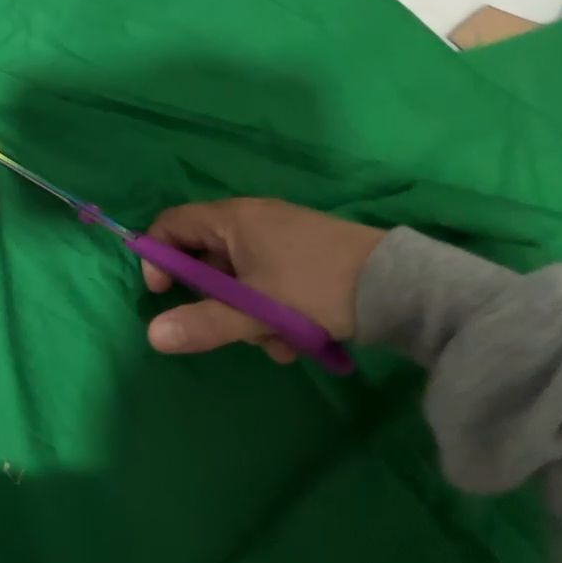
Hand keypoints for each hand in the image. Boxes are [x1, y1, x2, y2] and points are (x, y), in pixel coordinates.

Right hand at [140, 198, 383, 363]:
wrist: (408, 288)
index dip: (157, 257)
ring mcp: (284, 235)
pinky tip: (294, 339)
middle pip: (206, 255)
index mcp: (232, 219)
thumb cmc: (317, 287)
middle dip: (213, 298)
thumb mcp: (255, 310)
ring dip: (246, 312)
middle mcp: (253, 218)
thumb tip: (153, 336)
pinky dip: (272, 307)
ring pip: (241, 273)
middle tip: (227, 326)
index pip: (169, 224)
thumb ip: (203, 323)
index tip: (165, 293)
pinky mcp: (311, 254)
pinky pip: (270, 277)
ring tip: (272, 343)